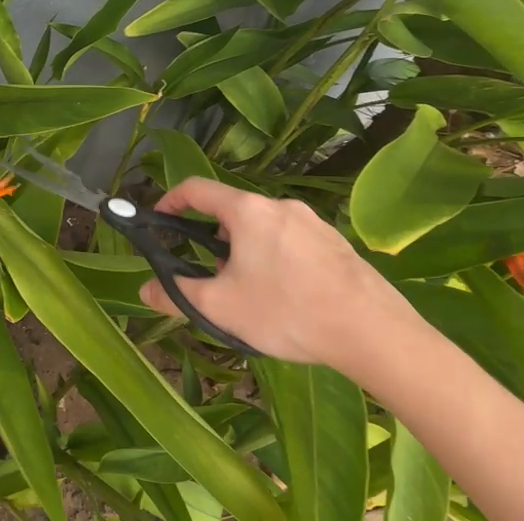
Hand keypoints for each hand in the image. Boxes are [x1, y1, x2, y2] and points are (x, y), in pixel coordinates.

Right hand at [137, 178, 421, 366]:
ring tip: (253, 294)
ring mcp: (315, 224)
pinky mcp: (340, 245)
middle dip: (213, 239)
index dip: (170, 201)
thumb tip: (146, 290)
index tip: (160, 221)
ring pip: (264, 229)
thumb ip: (177, 294)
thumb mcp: (220, 307)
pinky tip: (290, 300)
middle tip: (212, 275)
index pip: (195, 188)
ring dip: (247, 251)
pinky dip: (280, 261)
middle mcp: (280, 206)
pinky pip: (294, 244)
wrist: (377, 335)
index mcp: (247, 210)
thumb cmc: (288, 311)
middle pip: (232, 212)